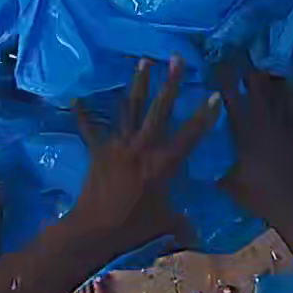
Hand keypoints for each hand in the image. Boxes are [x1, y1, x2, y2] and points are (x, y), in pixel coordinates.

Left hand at [66, 57, 221, 255]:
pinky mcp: (98, 150)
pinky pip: (90, 129)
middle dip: (171, 82)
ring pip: (131, 108)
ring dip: (138, 84)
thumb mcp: (165, 225)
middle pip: (160, 109)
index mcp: (164, 162)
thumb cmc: (133, 228)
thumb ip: (182, 224)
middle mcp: (143, 146)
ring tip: (144, 61)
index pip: (191, 134)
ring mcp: (119, 145)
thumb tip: (196, 235)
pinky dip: (85, 114)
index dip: (205, 115)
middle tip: (176, 58)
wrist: (94, 230)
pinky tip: (78, 98)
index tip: (215, 94)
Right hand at [218, 67, 292, 222]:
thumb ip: (221, 176)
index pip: (232, 99)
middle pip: (260, 89)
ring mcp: (283, 127)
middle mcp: (263, 123)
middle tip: (247, 69)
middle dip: (253, 75)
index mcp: (244, 131)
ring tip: (270, 79)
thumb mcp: (231, 185)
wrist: (289, 202)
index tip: (220, 66)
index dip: (226, 80)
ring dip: (275, 86)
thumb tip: (211, 175)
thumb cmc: (256, 194)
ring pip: (281, 97)